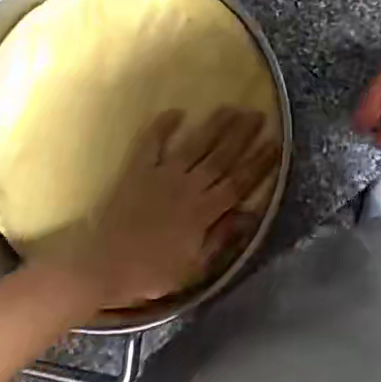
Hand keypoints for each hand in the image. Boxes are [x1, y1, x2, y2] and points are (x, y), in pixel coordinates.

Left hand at [45, 108, 280, 308]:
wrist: (104, 266)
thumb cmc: (152, 273)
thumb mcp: (194, 267)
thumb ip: (221, 238)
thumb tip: (250, 215)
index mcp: (203, 212)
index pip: (238, 183)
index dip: (259, 163)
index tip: (276, 144)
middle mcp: (187, 187)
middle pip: (220, 157)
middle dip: (242, 135)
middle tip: (258, 114)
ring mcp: (161, 175)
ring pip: (194, 145)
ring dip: (213, 126)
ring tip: (231, 107)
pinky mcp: (137, 171)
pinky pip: (151, 143)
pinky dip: (162, 126)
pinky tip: (176, 111)